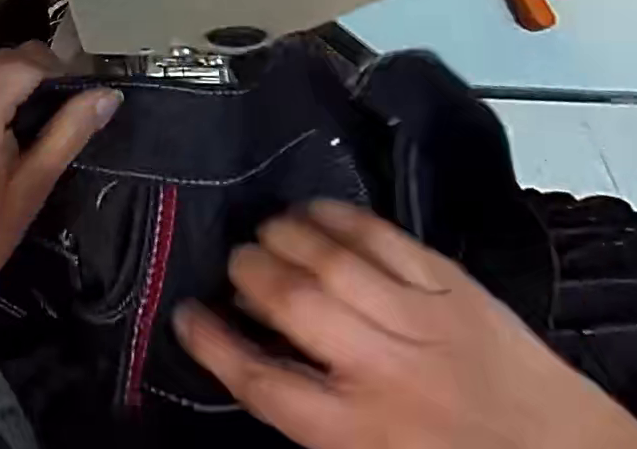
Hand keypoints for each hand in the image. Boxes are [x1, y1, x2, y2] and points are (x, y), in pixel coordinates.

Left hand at [0, 42, 121, 325]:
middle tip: (58, 117)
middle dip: (36, 76)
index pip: (30, 61)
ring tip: (25, 132)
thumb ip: (70, 132)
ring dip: (8, 86)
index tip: (81, 97)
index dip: (62, 72)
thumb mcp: (29, 189)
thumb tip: (108, 96)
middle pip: (4, 59)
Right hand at [175, 200, 636, 448]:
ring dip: (286, 235)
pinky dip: (339, 217)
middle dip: (250, 272)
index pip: (265, 383)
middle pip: (293, 303)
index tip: (185, 313)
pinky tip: (314, 209)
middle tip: (234, 261)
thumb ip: (320, 420)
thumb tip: (263, 360)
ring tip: (266, 229)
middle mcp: (383, 371)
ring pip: (333, 260)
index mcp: (361, 436)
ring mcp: (420, 318)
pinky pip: (381, 237)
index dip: (214, 344)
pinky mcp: (450, 283)